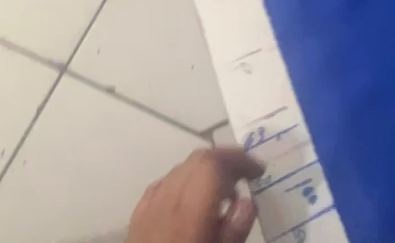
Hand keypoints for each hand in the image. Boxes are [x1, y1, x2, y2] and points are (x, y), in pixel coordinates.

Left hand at [127, 147, 264, 242]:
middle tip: (246, 178)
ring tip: (223, 193)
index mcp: (189, 214)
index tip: (259, 171)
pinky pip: (161, 187)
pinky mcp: (135, 223)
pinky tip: (190, 204)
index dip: (238, 159)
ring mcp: (147, 211)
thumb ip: (232, 234)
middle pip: (195, 161)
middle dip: (224, 162)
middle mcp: (165, 204)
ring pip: (178, 171)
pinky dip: (182, 183)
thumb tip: (247, 202)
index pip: (212, 165)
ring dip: (203, 171)